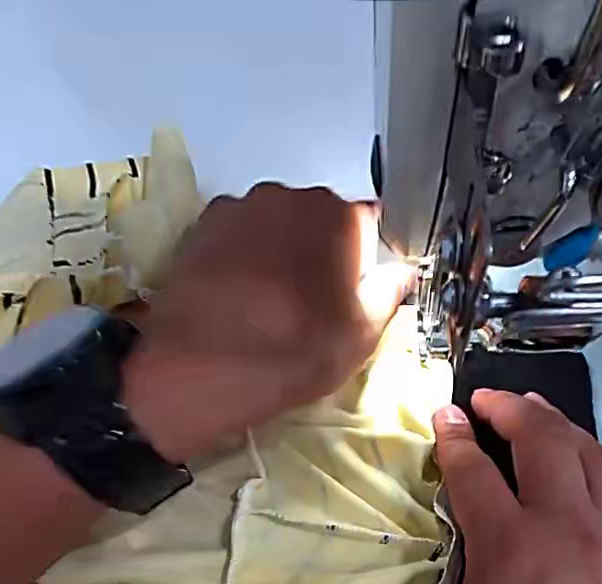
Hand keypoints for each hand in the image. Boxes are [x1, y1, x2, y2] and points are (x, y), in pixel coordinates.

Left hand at [124, 183, 415, 462]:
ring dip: (284, 254)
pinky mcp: (202, 226)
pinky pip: (241, 236)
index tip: (359, 294)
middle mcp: (291, 197)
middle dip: (325, 254)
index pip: (372, 227)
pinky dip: (247, 258)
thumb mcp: (360, 337)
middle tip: (316, 305)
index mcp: (340, 217)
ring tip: (274, 305)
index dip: (369, 262)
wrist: (200, 368)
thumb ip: (389, 293)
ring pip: (279, 227)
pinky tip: (242, 298)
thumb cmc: (292, 354)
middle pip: (322, 221)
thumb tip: (401, 271)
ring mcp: (241, 207)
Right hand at [433, 391, 601, 583]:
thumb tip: (478, 529)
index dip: (454, 440)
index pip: (476, 474)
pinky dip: (581, 459)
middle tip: (486, 399)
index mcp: (513, 550)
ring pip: (587, 454)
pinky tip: (566, 469)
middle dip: (511, 409)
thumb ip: (475, 568)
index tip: (442, 417)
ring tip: (531, 412)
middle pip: (542, 440)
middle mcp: (565, 528)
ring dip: (555, 423)